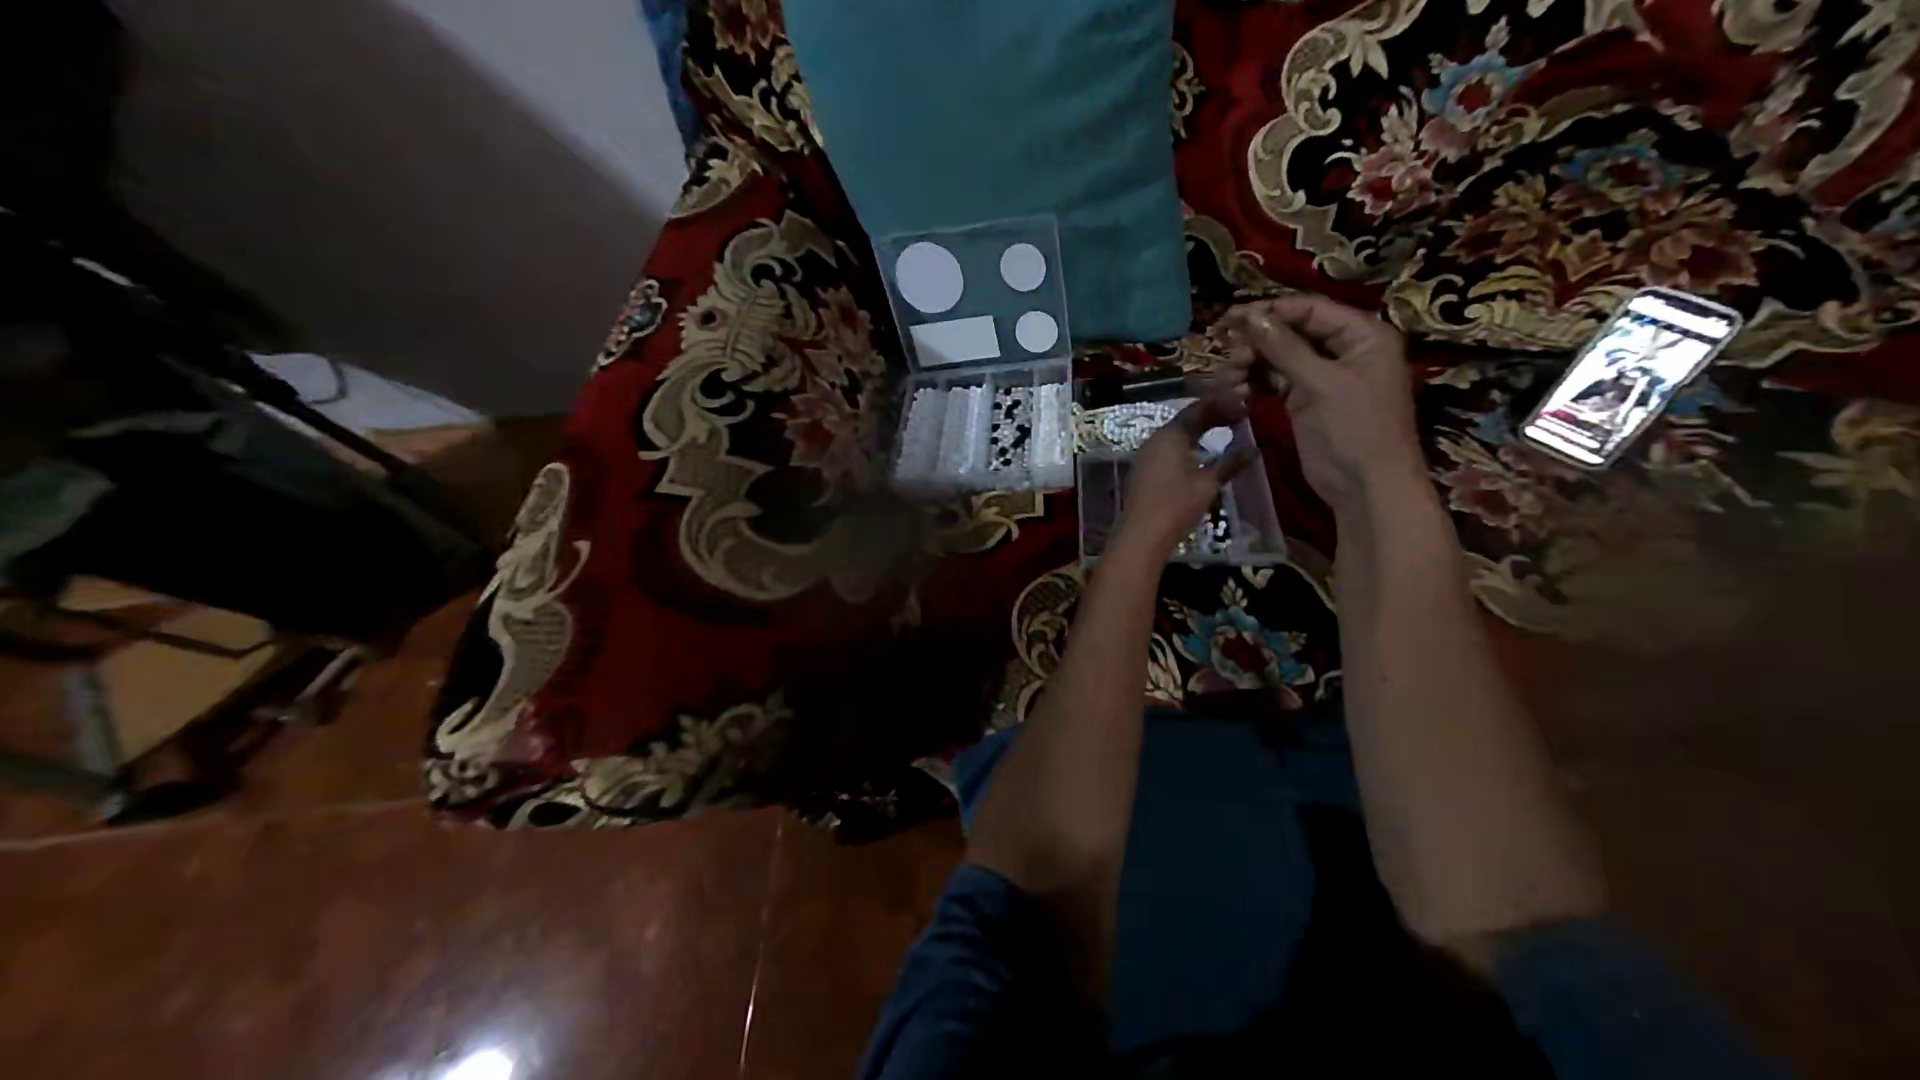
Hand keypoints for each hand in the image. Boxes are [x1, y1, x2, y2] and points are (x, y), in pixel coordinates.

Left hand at [1114, 392, 1256, 555]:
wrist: (1141, 535)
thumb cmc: (1176, 506)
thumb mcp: (1207, 484)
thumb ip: (1230, 463)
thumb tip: (1254, 450)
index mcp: (1170, 435)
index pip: (1198, 408)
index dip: (1223, 404)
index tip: (1246, 406)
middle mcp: (1155, 440)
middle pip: (1187, 420)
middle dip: (1214, 415)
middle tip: (1241, 416)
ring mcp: (1147, 456)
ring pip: (1178, 435)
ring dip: (1202, 430)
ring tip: (1227, 430)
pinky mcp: (1145, 471)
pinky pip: (1170, 449)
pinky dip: (1190, 445)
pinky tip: (1202, 453)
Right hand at [1222, 295, 1425, 514]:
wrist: (1366, 488)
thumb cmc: (1354, 430)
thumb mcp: (1320, 384)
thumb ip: (1284, 347)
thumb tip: (1250, 316)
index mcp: (1363, 335)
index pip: (1311, 310)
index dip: (1271, 312)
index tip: (1230, 319)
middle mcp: (1344, 350)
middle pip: (1292, 332)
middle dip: (1256, 343)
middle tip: (1227, 357)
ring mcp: (1324, 377)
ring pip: (1279, 358)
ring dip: (1250, 365)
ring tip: (1228, 380)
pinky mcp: (1306, 401)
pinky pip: (1276, 382)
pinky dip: (1256, 384)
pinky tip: (1236, 393)